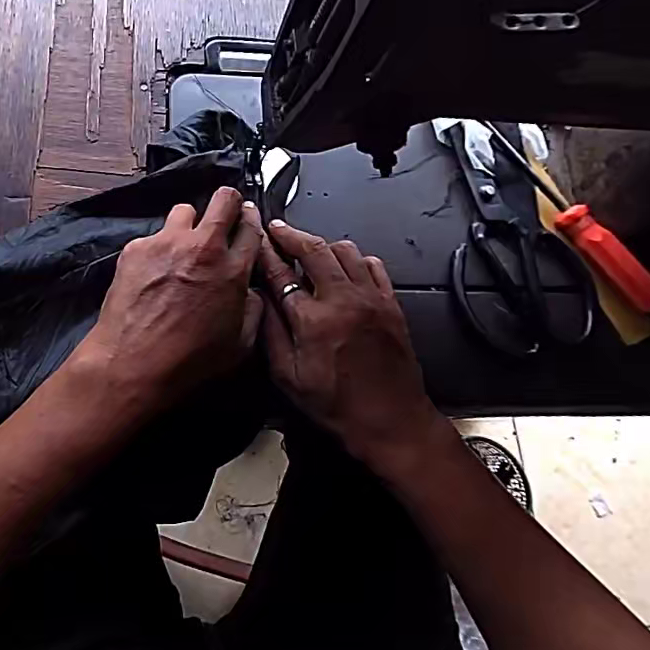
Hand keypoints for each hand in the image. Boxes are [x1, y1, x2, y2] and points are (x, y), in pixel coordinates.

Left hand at [68, 186, 264, 416]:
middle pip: (223, 199)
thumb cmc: (186, 360)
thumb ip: (254, 310)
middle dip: (228, 202)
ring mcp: (167, 244)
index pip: (251, 227)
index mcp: (232, 270)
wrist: (133, 362)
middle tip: (225, 212)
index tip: (248, 217)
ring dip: (189, 224)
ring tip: (184, 246)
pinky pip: (153, 236)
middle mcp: (202, 249)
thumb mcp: (240, 344)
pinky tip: (154, 272)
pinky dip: (158, 248)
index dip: (252, 219)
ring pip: (184, 210)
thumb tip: (252, 293)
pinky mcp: (136, 248)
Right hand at [259, 220, 448, 465]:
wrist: (390, 420)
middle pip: (314, 249)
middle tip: (278, 230)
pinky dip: (355, 258)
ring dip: (322, 244)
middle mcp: (344, 301)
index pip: (281, 273)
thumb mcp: (289, 377)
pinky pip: (373, 265)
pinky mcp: (391, 303)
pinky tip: (345, 266)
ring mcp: (371, 299)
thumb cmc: (340, 405)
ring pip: (345, 250)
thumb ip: (271, 333)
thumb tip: (261, 302)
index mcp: (313, 320)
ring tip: (308, 248)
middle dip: (291, 234)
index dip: (266, 253)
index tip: (258, 242)